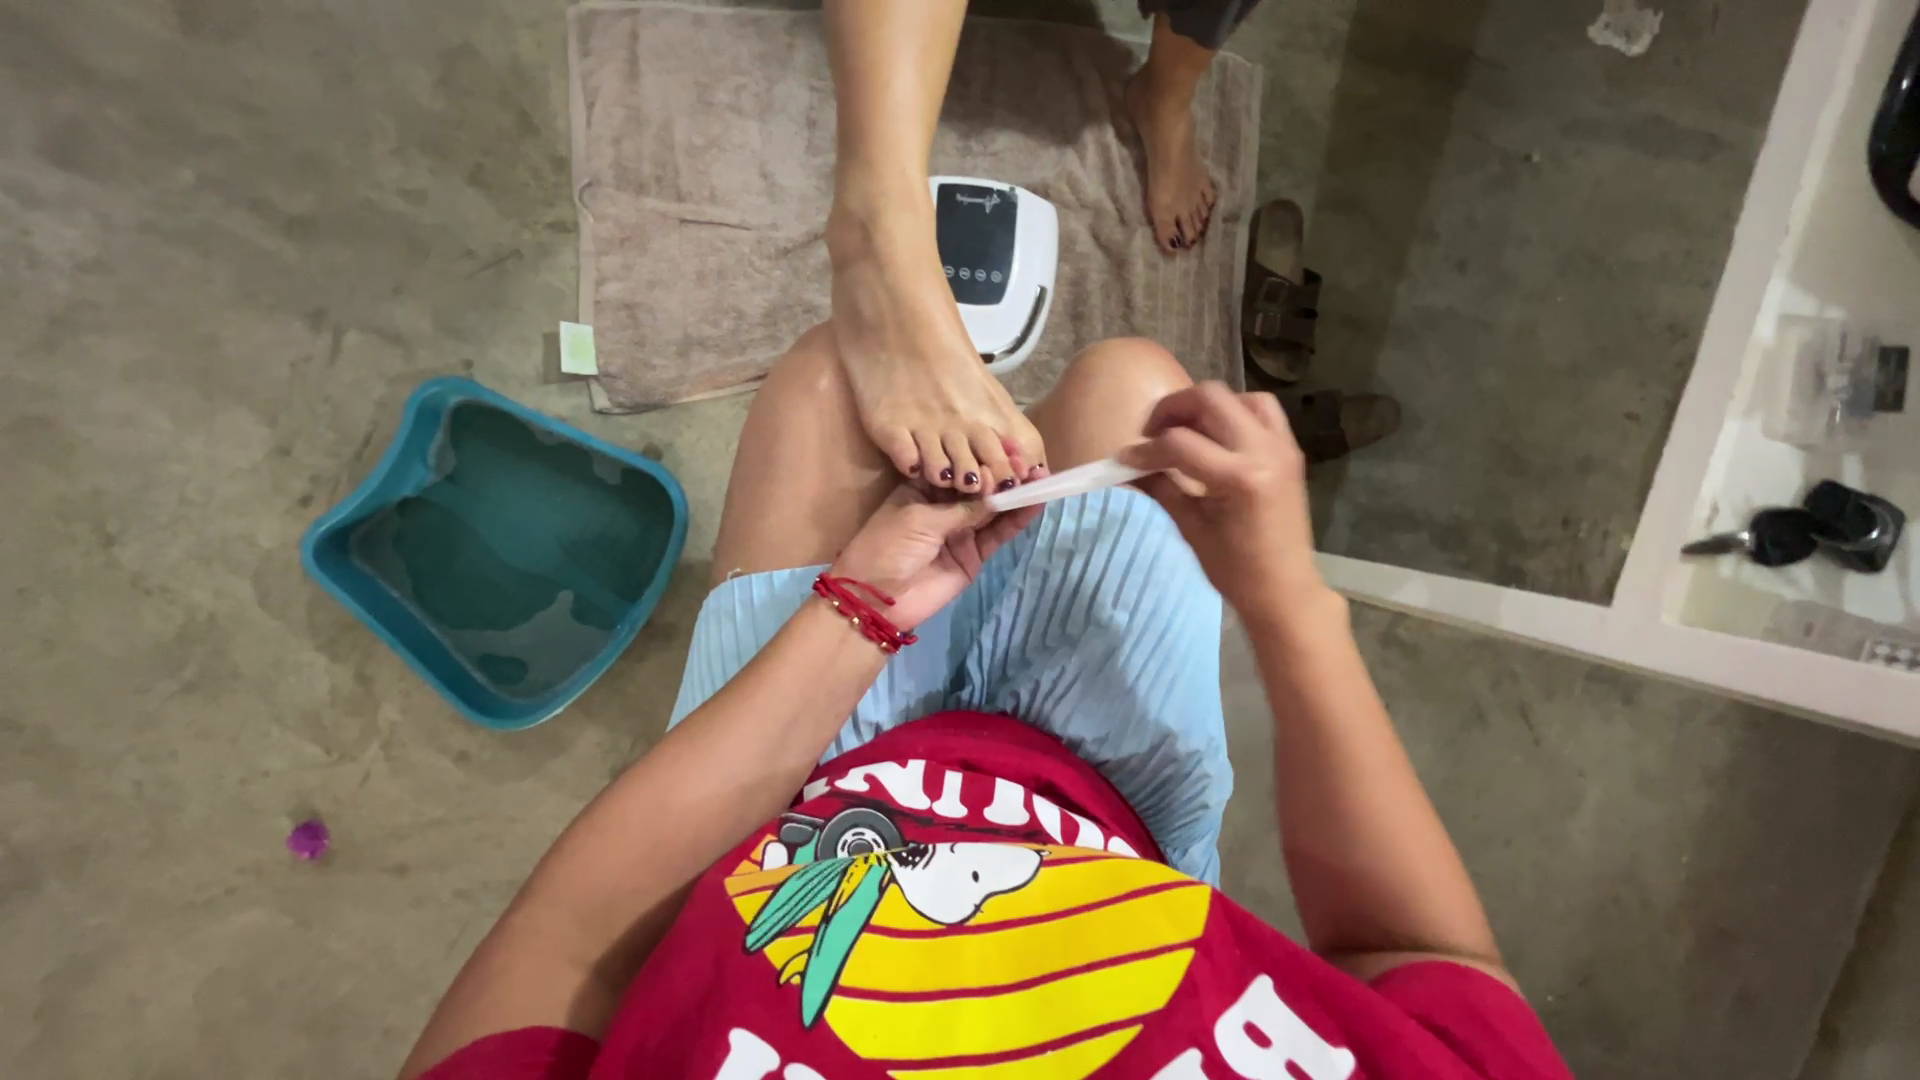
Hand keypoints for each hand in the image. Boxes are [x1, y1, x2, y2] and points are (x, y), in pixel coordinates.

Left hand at [828, 468, 1046, 629]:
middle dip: (1005, 473)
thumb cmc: (887, 547)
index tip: (1008, 445)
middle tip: (1030, 461)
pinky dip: (1017, 519)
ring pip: (994, 508)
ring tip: (1042, 477)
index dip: (982, 456)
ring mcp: (961, 530)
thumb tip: (998, 490)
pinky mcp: (974, 554)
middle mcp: (944, 504)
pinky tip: (1036, 503)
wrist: (876, 599)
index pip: (958, 464)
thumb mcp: (921, 518)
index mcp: (922, 486)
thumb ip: (962, 507)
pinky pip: (999, 533)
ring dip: (1017, 493)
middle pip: (980, 485)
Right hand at [1120, 383, 1329, 621]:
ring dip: (1204, 406)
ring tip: (1184, 430)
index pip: (1179, 443)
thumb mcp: (1191, 528)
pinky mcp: (1289, 449)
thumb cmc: (1235, 569)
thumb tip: (1127, 468)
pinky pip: (1261, 411)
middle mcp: (1264, 450)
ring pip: (1238, 397)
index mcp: (1240, 477)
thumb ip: (1161, 487)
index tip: (1124, 460)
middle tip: (1151, 434)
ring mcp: (1281, 446)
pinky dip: (1233, 412)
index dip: (1145, 450)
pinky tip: (1214, 435)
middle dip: (1171, 410)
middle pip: (1209, 399)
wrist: (1285, 589)